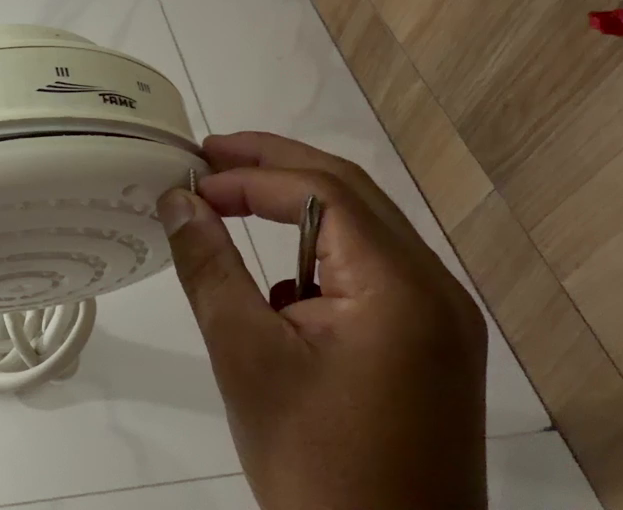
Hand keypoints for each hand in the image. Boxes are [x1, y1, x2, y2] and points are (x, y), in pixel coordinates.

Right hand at [158, 132, 487, 509]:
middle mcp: (437, 288)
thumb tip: (178, 200)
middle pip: (351, 193)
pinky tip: (284, 288)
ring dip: (300, 208)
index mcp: (401, 286)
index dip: (251, 175)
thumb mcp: (247, 358)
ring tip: (235, 201)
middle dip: (276, 167)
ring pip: (366, 228)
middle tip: (210, 156)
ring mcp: (445, 318)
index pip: (321, 192)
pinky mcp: (437, 347)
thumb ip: (210, 267)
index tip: (191, 181)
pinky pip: (377, 272)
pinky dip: (326, 256)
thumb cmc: (314, 465)